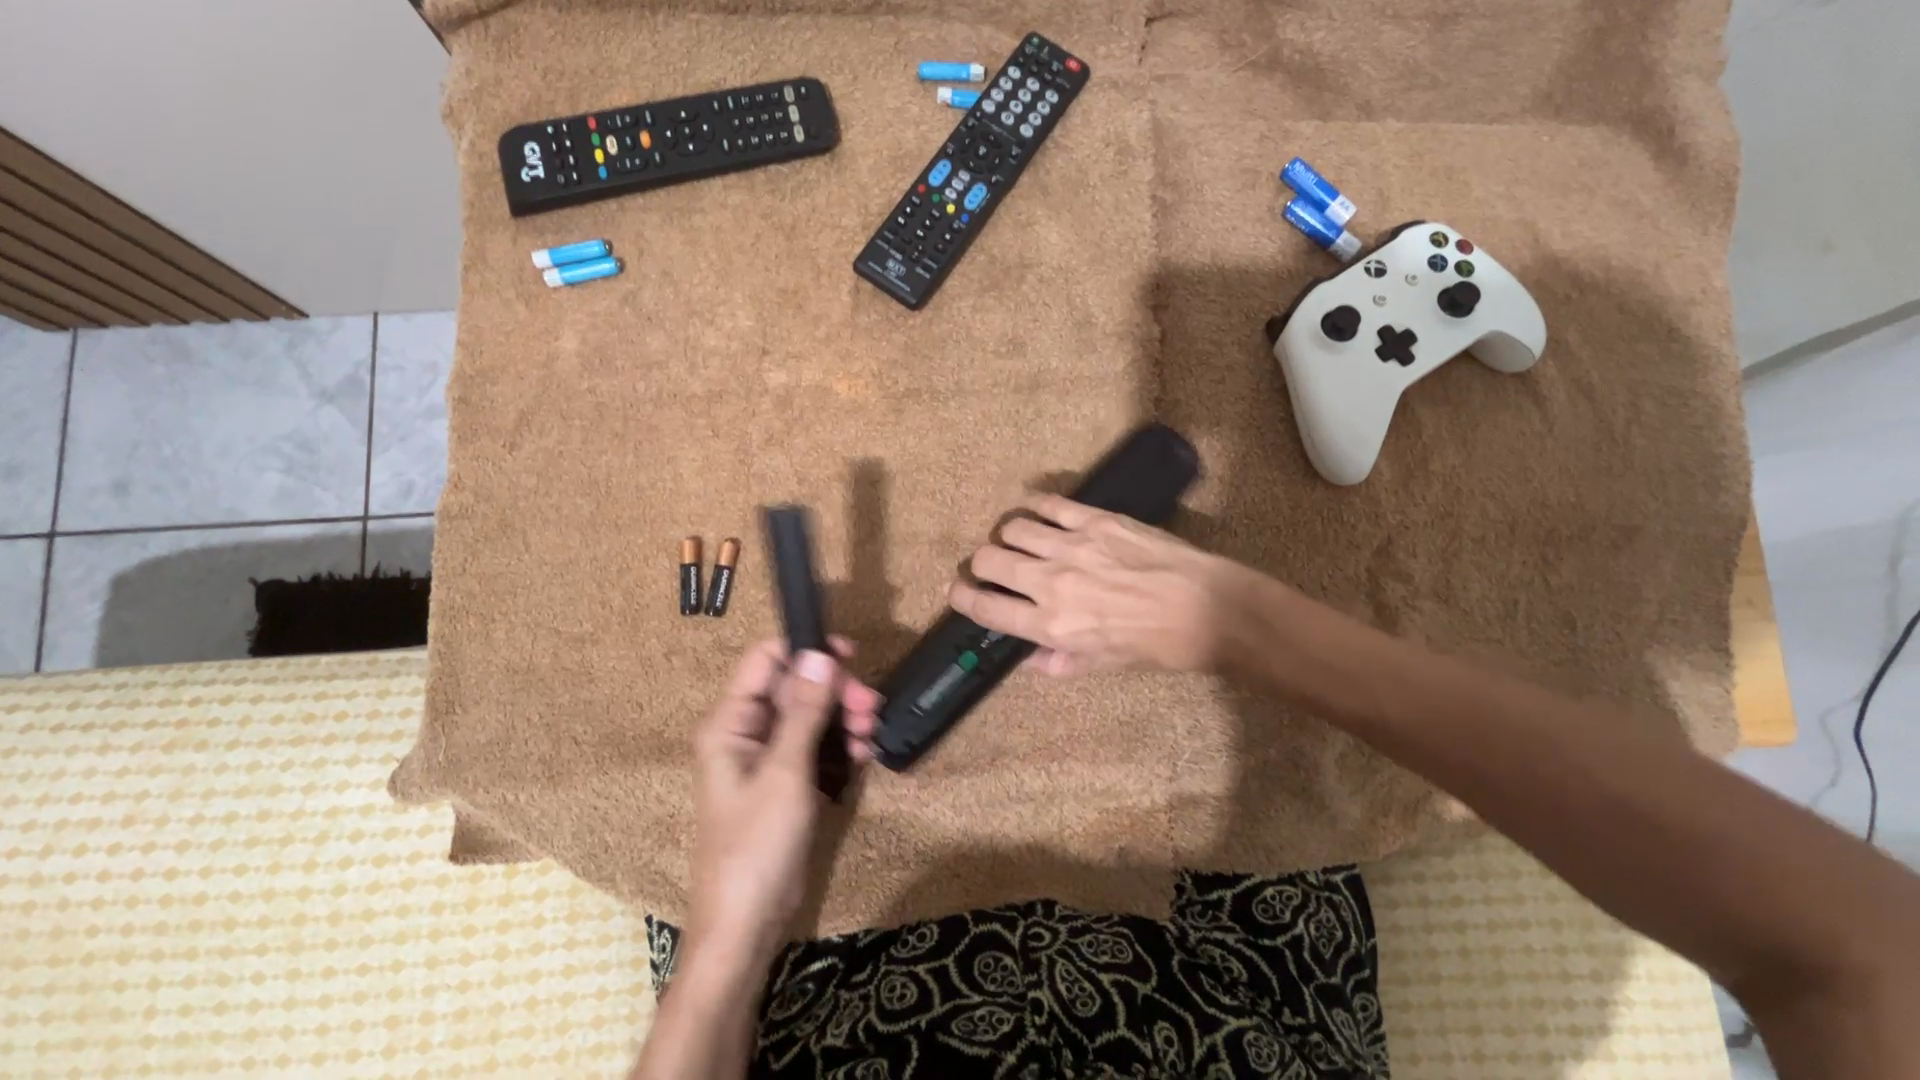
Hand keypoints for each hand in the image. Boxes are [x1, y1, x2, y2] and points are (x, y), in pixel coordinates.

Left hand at [688, 637, 878, 966]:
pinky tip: (863, 755)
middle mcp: (746, 734)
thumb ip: (804, 712)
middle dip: (835, 692)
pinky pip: (816, 749)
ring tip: (870, 735)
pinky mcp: (787, 785)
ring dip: (843, 719)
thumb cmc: (755, 845)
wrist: (746, 924)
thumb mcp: (784, 773)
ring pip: (810, 718)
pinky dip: (840, 747)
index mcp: (730, 724)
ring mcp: (767, 761)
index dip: (805, 650)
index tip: (850, 654)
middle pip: (795, 688)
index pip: (765, 661)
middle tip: (869, 706)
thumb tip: (820, 655)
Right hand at [948, 493, 1238, 676]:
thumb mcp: (1105, 666)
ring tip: (1017, 541)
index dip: (962, 598)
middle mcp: (1051, 583)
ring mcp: (1072, 547)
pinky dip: (1037, 508)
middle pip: (989, 561)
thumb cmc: (1158, 645)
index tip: (957, 593)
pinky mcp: (1095, 520)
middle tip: (989, 567)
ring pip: (1013, 528)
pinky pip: (1050, 505)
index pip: (986, 609)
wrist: (1206, 608)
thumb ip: (1060, 662)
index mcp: (1051, 626)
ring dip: (1007, 536)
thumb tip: (1030, 659)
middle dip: (979, 564)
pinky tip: (1040, 514)